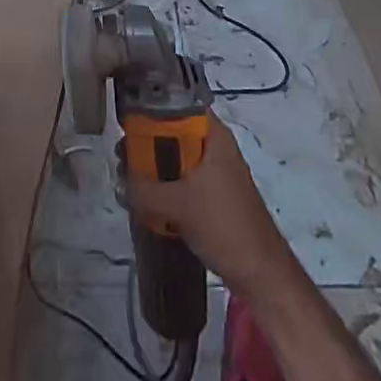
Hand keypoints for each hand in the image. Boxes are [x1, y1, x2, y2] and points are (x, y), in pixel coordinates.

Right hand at [129, 114, 380, 380]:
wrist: (261, 275)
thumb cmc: (224, 226)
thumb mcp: (176, 204)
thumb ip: (142, 189)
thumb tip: (119, 181)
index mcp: (213, 136)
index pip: (177, 105)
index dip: (149, 110)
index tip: (125, 125)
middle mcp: (214, 147)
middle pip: (172, 133)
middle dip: (145, 146)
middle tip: (123, 160)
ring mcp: (214, 172)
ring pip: (174, 159)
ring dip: (152, 171)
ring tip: (131, 184)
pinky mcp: (212, 195)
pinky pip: (180, 181)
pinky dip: (164, 188)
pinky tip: (148, 204)